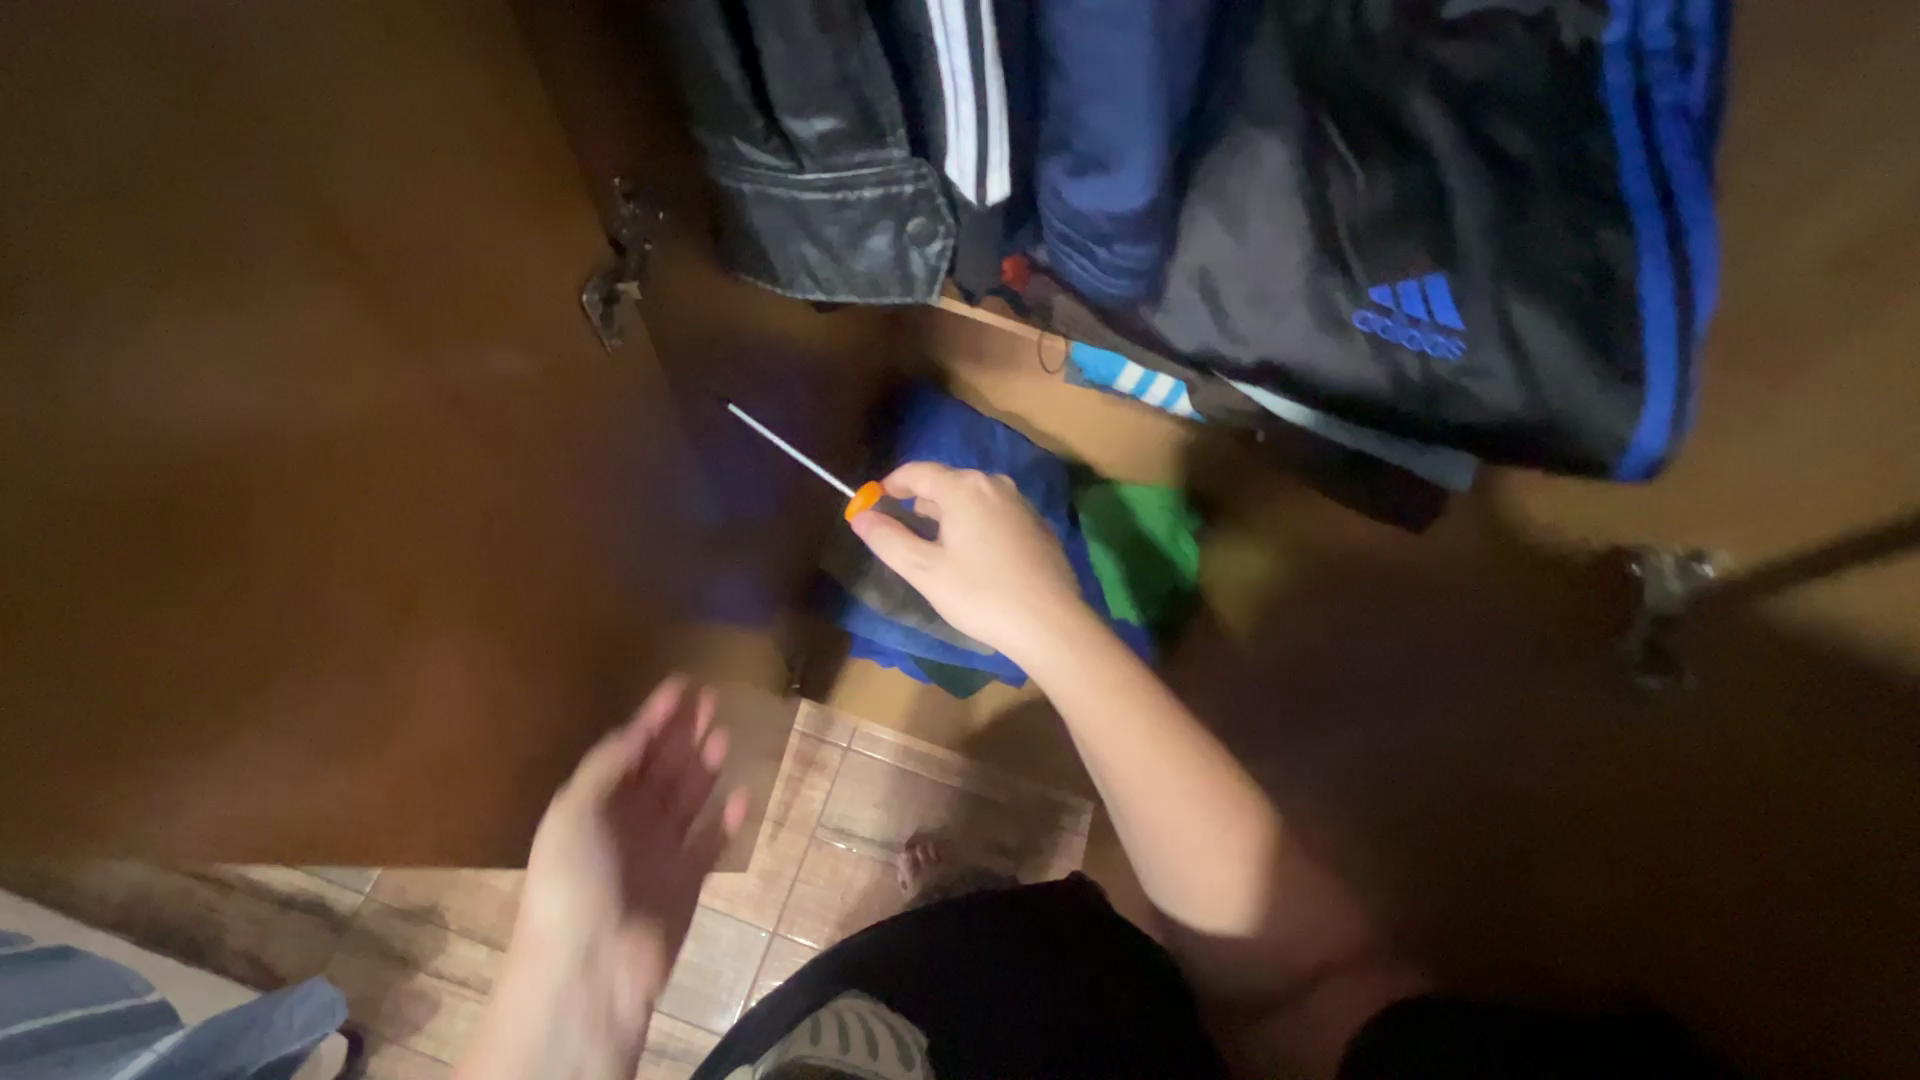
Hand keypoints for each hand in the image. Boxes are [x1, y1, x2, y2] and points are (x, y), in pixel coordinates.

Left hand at [464, 678, 748, 1079]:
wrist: (592, 968)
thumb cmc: (575, 881)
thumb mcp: (575, 811)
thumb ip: (609, 765)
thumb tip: (639, 728)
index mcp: (595, 806)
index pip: (630, 750)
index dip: (654, 717)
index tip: (681, 685)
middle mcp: (628, 824)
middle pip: (662, 769)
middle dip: (684, 734)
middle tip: (712, 700)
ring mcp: (660, 852)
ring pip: (688, 799)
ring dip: (705, 767)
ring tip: (724, 734)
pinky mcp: (688, 880)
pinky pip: (711, 842)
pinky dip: (727, 819)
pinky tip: (742, 795)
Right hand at [850, 462, 1093, 662]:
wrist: (1050, 623)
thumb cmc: (980, 595)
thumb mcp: (924, 570)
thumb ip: (888, 539)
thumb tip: (859, 515)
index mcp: (963, 488)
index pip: (916, 472)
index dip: (890, 485)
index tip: (874, 504)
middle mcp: (994, 484)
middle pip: (946, 483)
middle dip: (920, 502)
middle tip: (902, 532)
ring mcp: (1020, 503)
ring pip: (972, 499)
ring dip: (949, 515)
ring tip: (936, 547)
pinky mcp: (1037, 525)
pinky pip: (995, 514)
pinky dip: (976, 525)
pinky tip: (974, 558)